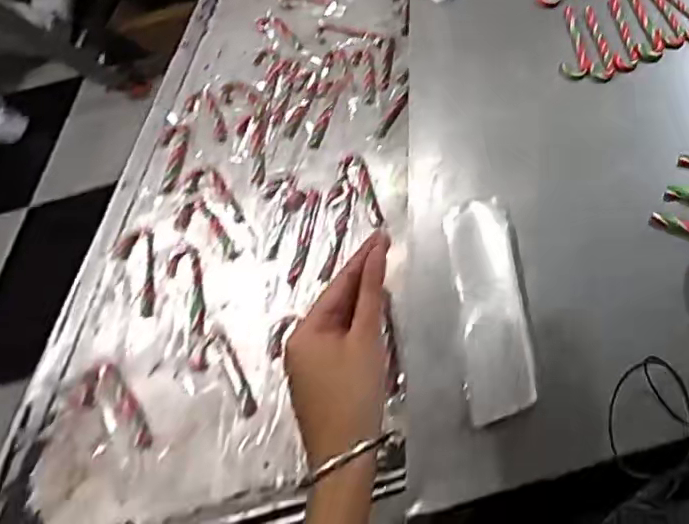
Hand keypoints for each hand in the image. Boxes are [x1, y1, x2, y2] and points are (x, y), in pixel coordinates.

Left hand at [286, 232, 389, 466]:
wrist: (346, 455)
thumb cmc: (354, 392)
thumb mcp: (366, 336)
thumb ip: (371, 292)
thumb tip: (376, 253)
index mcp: (304, 331)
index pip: (339, 283)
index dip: (363, 257)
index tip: (382, 233)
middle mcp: (300, 343)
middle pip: (338, 300)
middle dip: (363, 277)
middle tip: (388, 249)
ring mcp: (309, 361)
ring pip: (341, 318)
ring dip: (364, 299)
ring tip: (386, 274)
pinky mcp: (322, 376)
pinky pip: (341, 336)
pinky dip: (360, 322)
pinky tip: (376, 313)